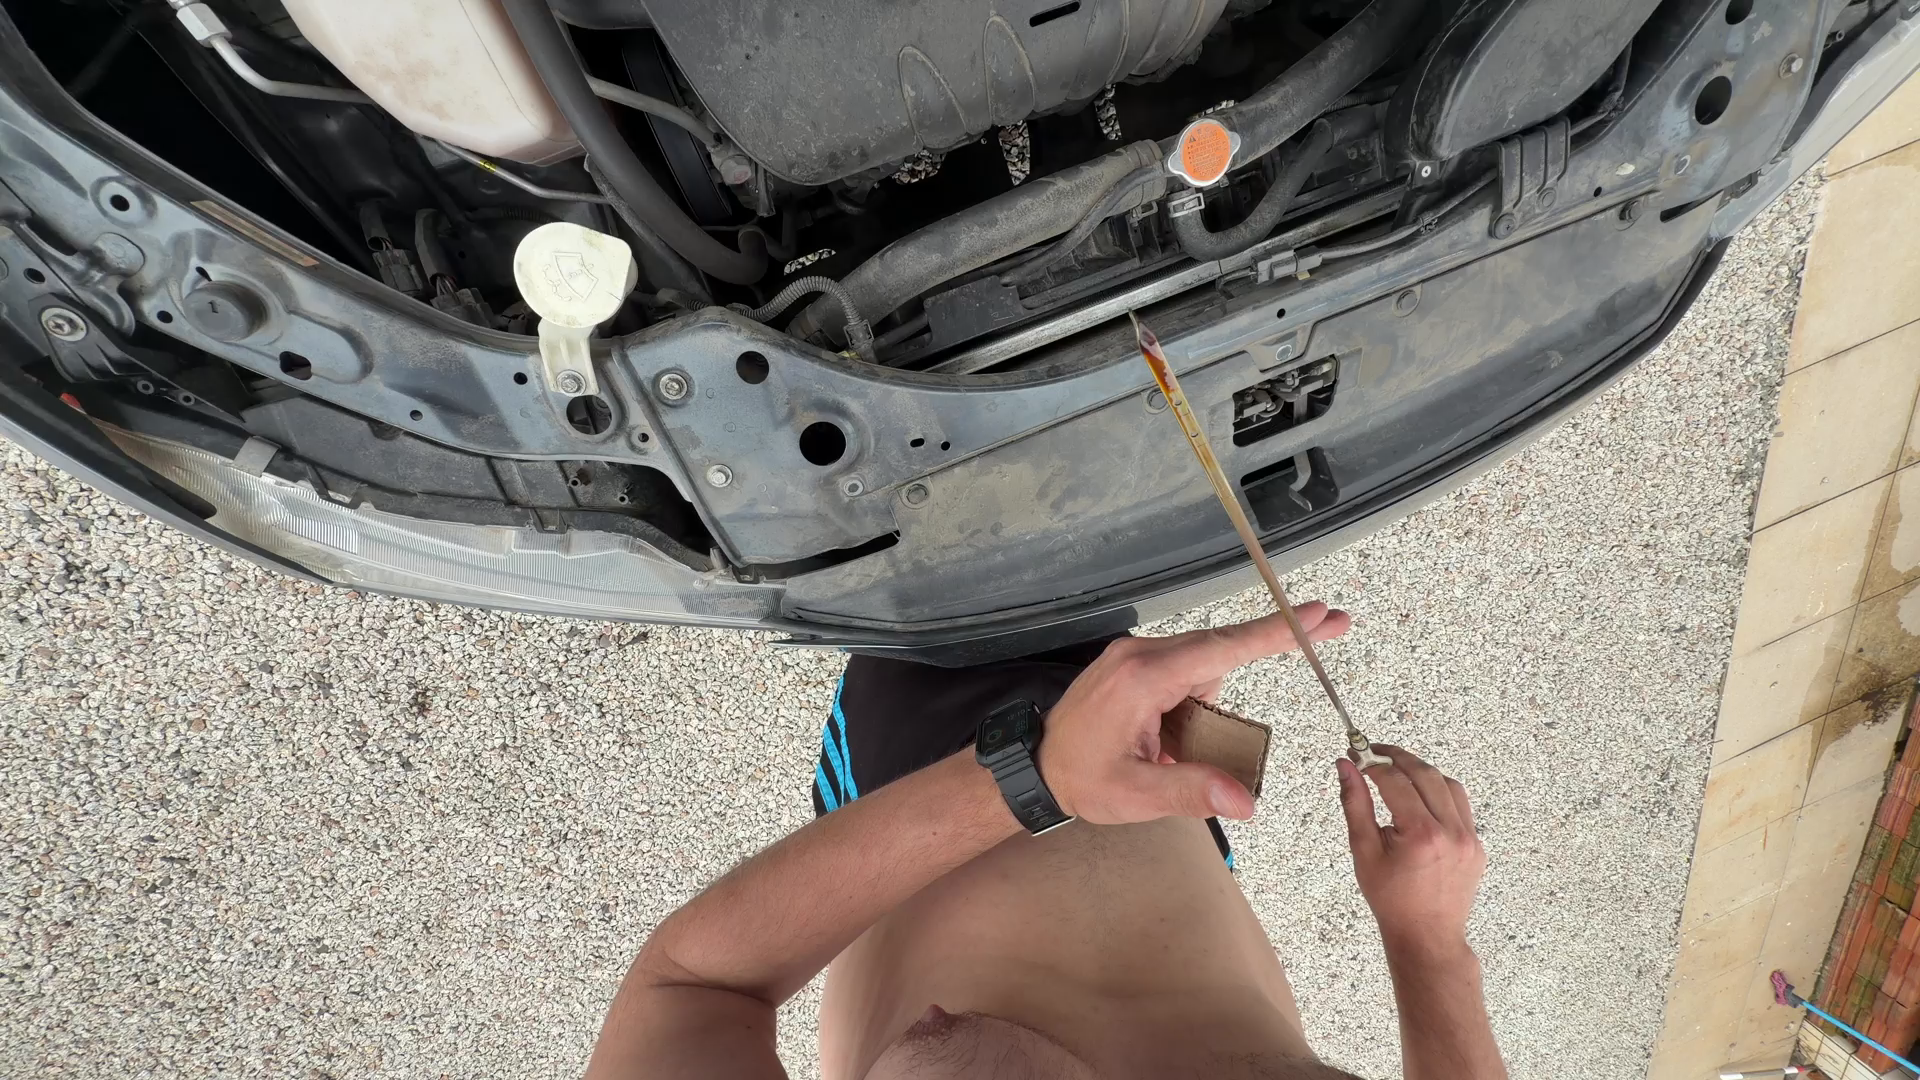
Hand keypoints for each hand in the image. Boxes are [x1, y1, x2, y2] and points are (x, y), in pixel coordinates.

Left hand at [1036, 605, 1349, 825]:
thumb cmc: (1079, 776)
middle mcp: (1139, 654)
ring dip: (1213, 700)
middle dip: (1272, 641)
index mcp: (1142, 678)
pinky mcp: (1131, 665)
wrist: (1034, 762)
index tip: (1315, 613)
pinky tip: (1167, 739)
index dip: (1271, 632)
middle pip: (1218, 647)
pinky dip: (1195, 698)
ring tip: (1168, 750)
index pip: (1220, 649)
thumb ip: (1191, 792)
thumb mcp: (1134, 793)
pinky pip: (1181, 672)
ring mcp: (1133, 656)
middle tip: (1334, 625)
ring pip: (1200, 665)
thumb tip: (1248, 801)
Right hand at [1337, 746, 1485, 954]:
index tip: (1355, 755)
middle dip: (1397, 757)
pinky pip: (1460, 804)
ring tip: (1395, 770)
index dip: (1371, 762)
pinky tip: (1417, 795)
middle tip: (1373, 752)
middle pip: (1426, 773)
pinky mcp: (1476, 845)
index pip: (1394, 780)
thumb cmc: (1390, 896)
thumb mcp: (1362, 848)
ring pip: (1448, 784)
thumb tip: (1345, 766)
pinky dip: (1438, 791)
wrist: (1427, 934)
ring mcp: (1469, 838)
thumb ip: (1354, 802)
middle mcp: (1451, 832)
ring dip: (1421, 771)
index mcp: (1421, 834)